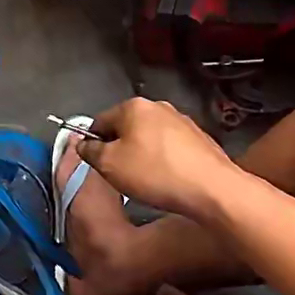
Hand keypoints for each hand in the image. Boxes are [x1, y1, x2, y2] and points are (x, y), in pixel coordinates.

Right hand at [78, 98, 239, 218]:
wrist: (211, 188)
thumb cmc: (154, 173)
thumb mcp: (109, 165)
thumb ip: (90, 151)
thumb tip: (83, 144)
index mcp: (134, 106)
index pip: (100, 120)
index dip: (92, 143)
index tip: (95, 164)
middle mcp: (158, 106)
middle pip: (126, 127)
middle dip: (119, 149)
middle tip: (118, 175)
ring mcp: (181, 121)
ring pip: (148, 138)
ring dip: (142, 155)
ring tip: (145, 181)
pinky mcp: (198, 138)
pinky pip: (170, 148)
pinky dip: (163, 160)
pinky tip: (166, 179)